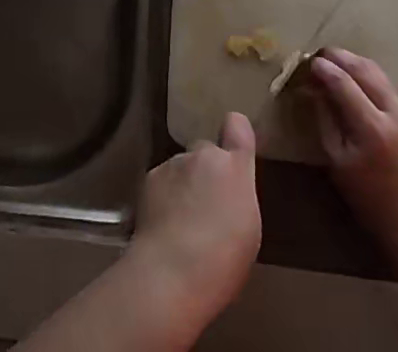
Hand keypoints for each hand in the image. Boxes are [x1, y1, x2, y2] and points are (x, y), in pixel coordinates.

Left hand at [129, 111, 260, 318]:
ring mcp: (174, 163)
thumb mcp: (248, 227)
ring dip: (182, 184)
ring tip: (178, 220)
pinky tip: (160, 223)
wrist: (171, 272)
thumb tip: (228, 194)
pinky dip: (161, 196)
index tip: (233, 149)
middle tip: (203, 204)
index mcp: (235, 167)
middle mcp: (205, 155)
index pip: (237, 125)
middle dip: (206, 170)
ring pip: (181, 167)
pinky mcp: (149, 178)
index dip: (234, 132)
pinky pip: (161, 181)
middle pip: (206, 151)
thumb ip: (239, 196)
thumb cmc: (223, 259)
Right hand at [309, 49, 397, 240]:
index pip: (345, 85)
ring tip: (332, 58)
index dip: (325, 70)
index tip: (307, 62)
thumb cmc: (367, 195)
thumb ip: (325, 121)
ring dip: (354, 60)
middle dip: (340, 57)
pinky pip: (384, 81)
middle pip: (364, 70)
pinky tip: (351, 71)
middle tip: (318, 54)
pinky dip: (366, 70)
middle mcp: (391, 112)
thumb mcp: (337, 162)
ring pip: (377, 71)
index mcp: (371, 128)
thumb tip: (313, 90)